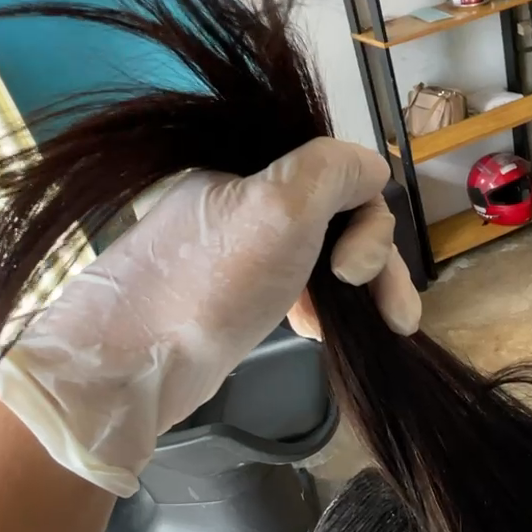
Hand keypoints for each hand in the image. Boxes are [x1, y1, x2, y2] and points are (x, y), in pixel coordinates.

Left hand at [0, 138, 420, 494]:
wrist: (136, 363)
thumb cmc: (210, 283)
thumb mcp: (279, 207)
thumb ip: (332, 171)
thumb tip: (373, 168)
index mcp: (255, 168)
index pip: (342, 178)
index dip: (368, 223)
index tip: (356, 272)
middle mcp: (252, 200)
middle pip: (341, 219)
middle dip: (376, 265)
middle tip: (394, 317)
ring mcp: (246, 249)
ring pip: (325, 255)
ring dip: (359, 291)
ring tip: (379, 329)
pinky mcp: (241, 292)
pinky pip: (301, 285)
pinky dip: (324, 306)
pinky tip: (320, 331)